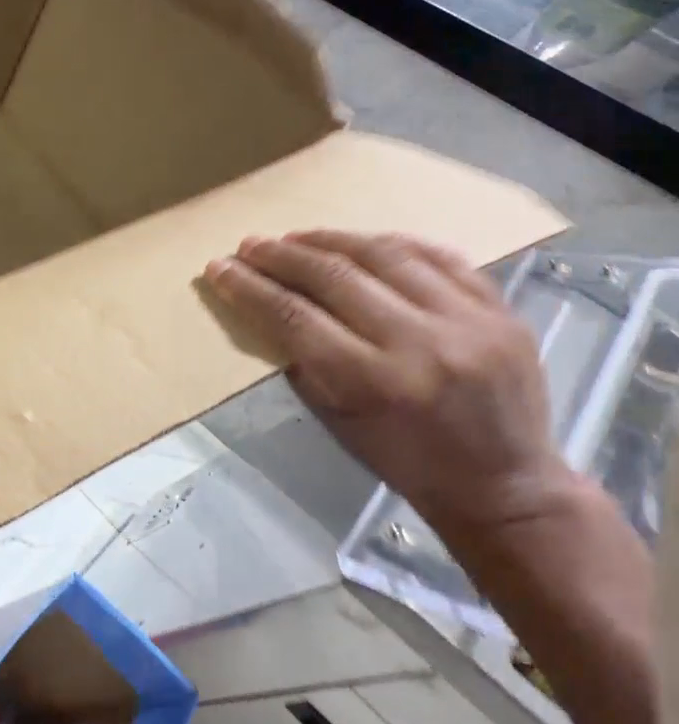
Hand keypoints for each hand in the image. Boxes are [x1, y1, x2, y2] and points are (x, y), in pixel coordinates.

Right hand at [203, 230, 573, 532]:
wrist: (505, 485)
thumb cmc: (402, 457)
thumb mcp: (335, 415)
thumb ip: (303, 356)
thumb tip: (263, 303)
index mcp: (374, 380)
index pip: (293, 314)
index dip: (247, 286)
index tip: (218, 268)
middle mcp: (422, 343)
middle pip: (334, 277)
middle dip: (280, 256)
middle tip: (248, 246)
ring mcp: (469, 323)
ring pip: (385, 256)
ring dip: (330, 240)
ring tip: (296, 238)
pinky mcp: (502, 313)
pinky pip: (441, 258)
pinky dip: (393, 244)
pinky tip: (360, 242)